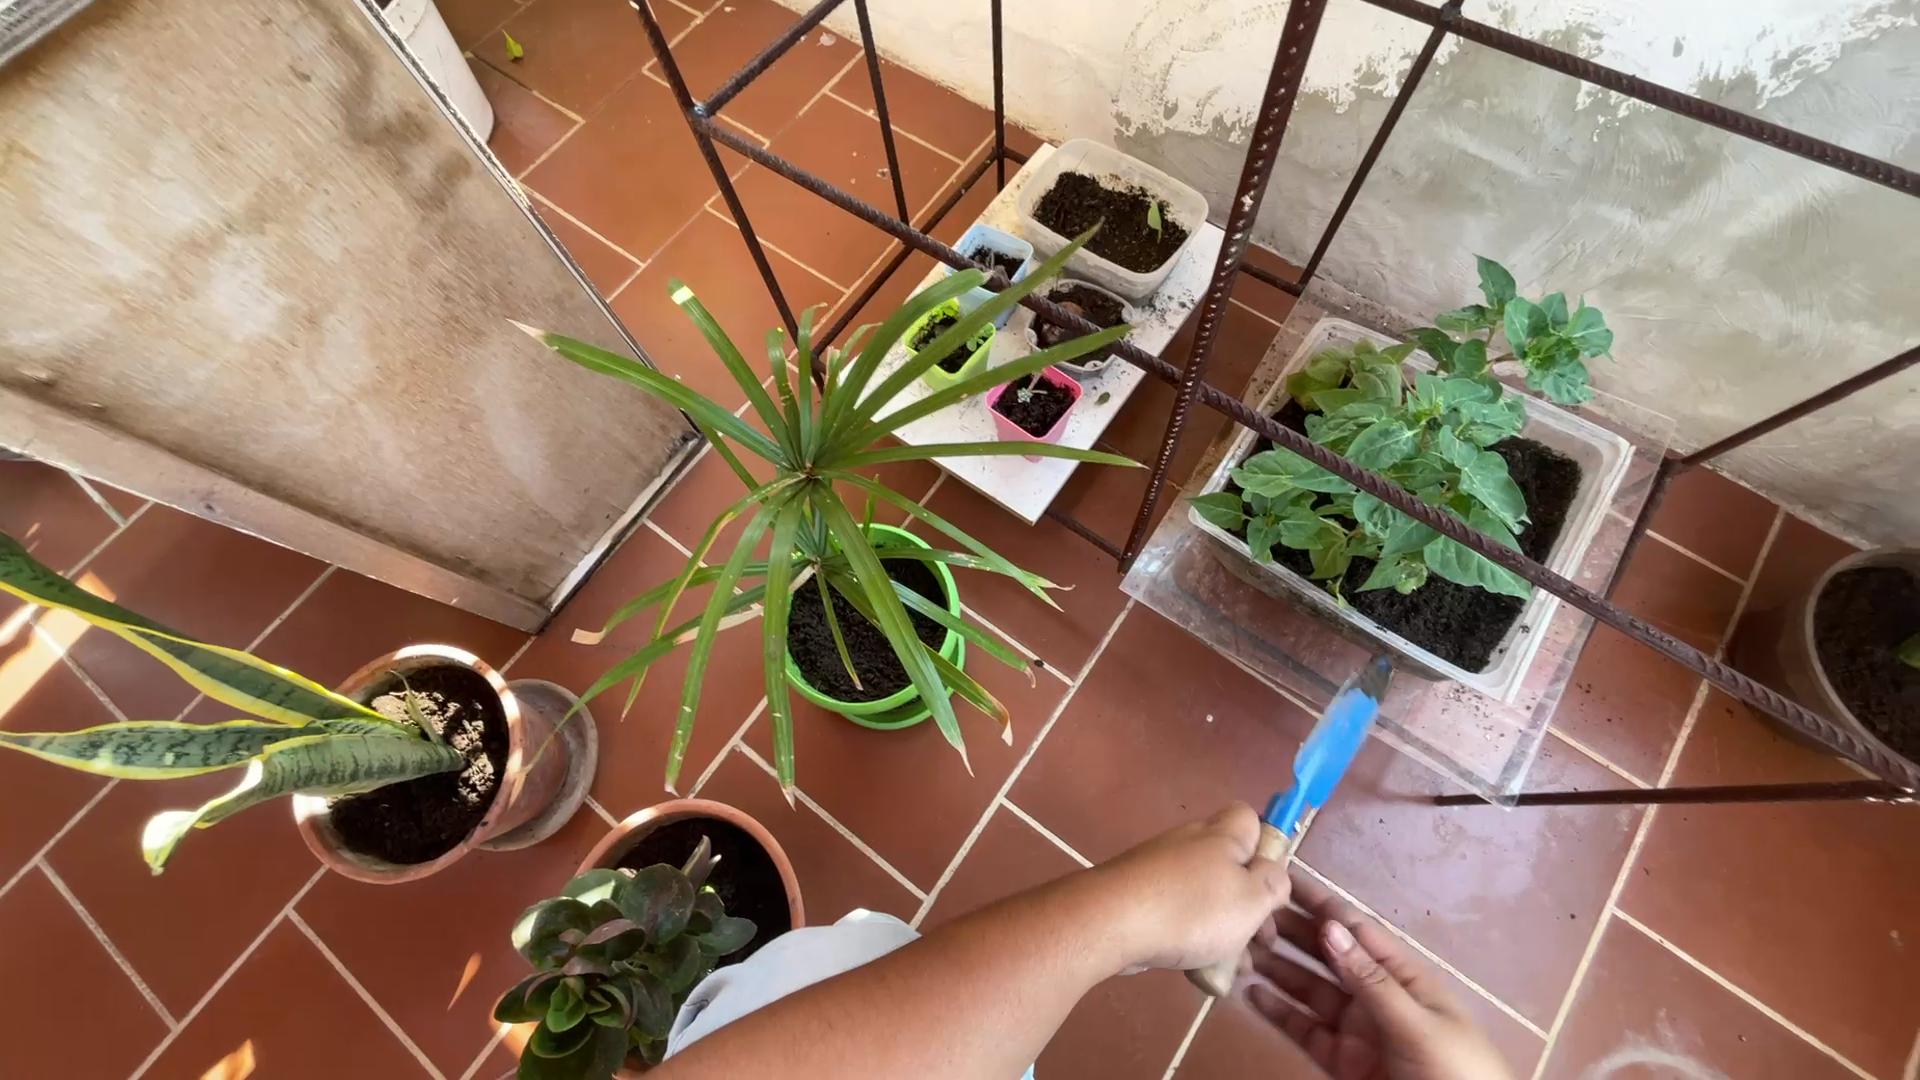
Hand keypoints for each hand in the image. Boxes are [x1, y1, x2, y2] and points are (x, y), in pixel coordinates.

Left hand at [1082, 803, 1290, 971]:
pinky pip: (1181, 910)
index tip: (1271, 881)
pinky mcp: (1143, 892)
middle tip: (1261, 938)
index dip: (1265, 844)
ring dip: (1226, 926)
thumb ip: (1272, 882)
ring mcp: (1163, 867)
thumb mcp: (1250, 898)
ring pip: (1208, 893)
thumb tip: (1271, 870)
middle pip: (1231, 863)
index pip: (1248, 817)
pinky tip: (1203, 966)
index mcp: (1220, 835)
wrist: (1115, 921)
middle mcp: (1190, 842)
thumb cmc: (1192, 908)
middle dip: (1251, 901)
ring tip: (1237, 962)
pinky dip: (1195, 935)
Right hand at [1246, 871, 1512, 1079]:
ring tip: (1239, 947)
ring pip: (1307, 988)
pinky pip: (1303, 1029)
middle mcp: (1375, 997)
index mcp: (1403, 979)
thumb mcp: (1419, 1028)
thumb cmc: (1458, 1079)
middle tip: (1244, 910)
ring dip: (1275, 967)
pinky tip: (1250, 993)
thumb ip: (1371, 980)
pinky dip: (1277, 1011)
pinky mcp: (1342, 1063)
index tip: (1277, 875)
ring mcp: (1356, 1031)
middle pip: (1325, 954)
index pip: (1353, 929)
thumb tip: (1329, 925)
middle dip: (1288, 931)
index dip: (1317, 902)